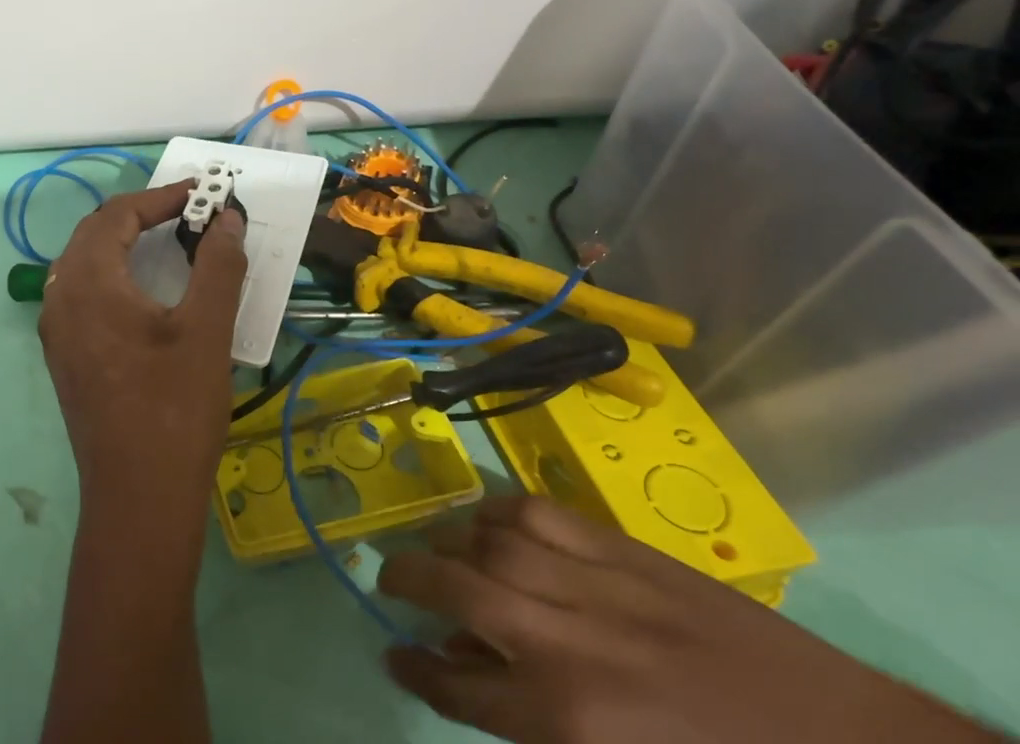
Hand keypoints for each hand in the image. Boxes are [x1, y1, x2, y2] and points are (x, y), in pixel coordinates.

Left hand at [38, 181, 248, 515]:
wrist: (137, 495)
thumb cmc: (175, 408)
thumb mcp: (206, 331)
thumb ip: (218, 266)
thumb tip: (228, 220)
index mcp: (88, 283)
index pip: (116, 215)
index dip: (161, 197)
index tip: (204, 195)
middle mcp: (60, 300)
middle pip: (93, 235)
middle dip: (139, 215)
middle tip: (189, 213)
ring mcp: (56, 332)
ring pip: (83, 265)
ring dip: (122, 245)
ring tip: (168, 243)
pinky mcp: (64, 359)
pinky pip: (81, 296)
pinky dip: (112, 276)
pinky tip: (143, 293)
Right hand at [381, 496, 1000, 743]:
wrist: (842, 743)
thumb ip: (523, 718)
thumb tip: (462, 664)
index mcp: (564, 717)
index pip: (454, 685)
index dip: (412, 669)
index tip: (392, 654)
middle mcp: (568, 644)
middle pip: (457, 590)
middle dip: (407, 579)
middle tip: (390, 580)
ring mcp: (601, 589)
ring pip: (495, 540)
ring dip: (451, 538)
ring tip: (438, 546)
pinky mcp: (631, 553)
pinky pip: (544, 513)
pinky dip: (502, 511)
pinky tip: (491, 522)